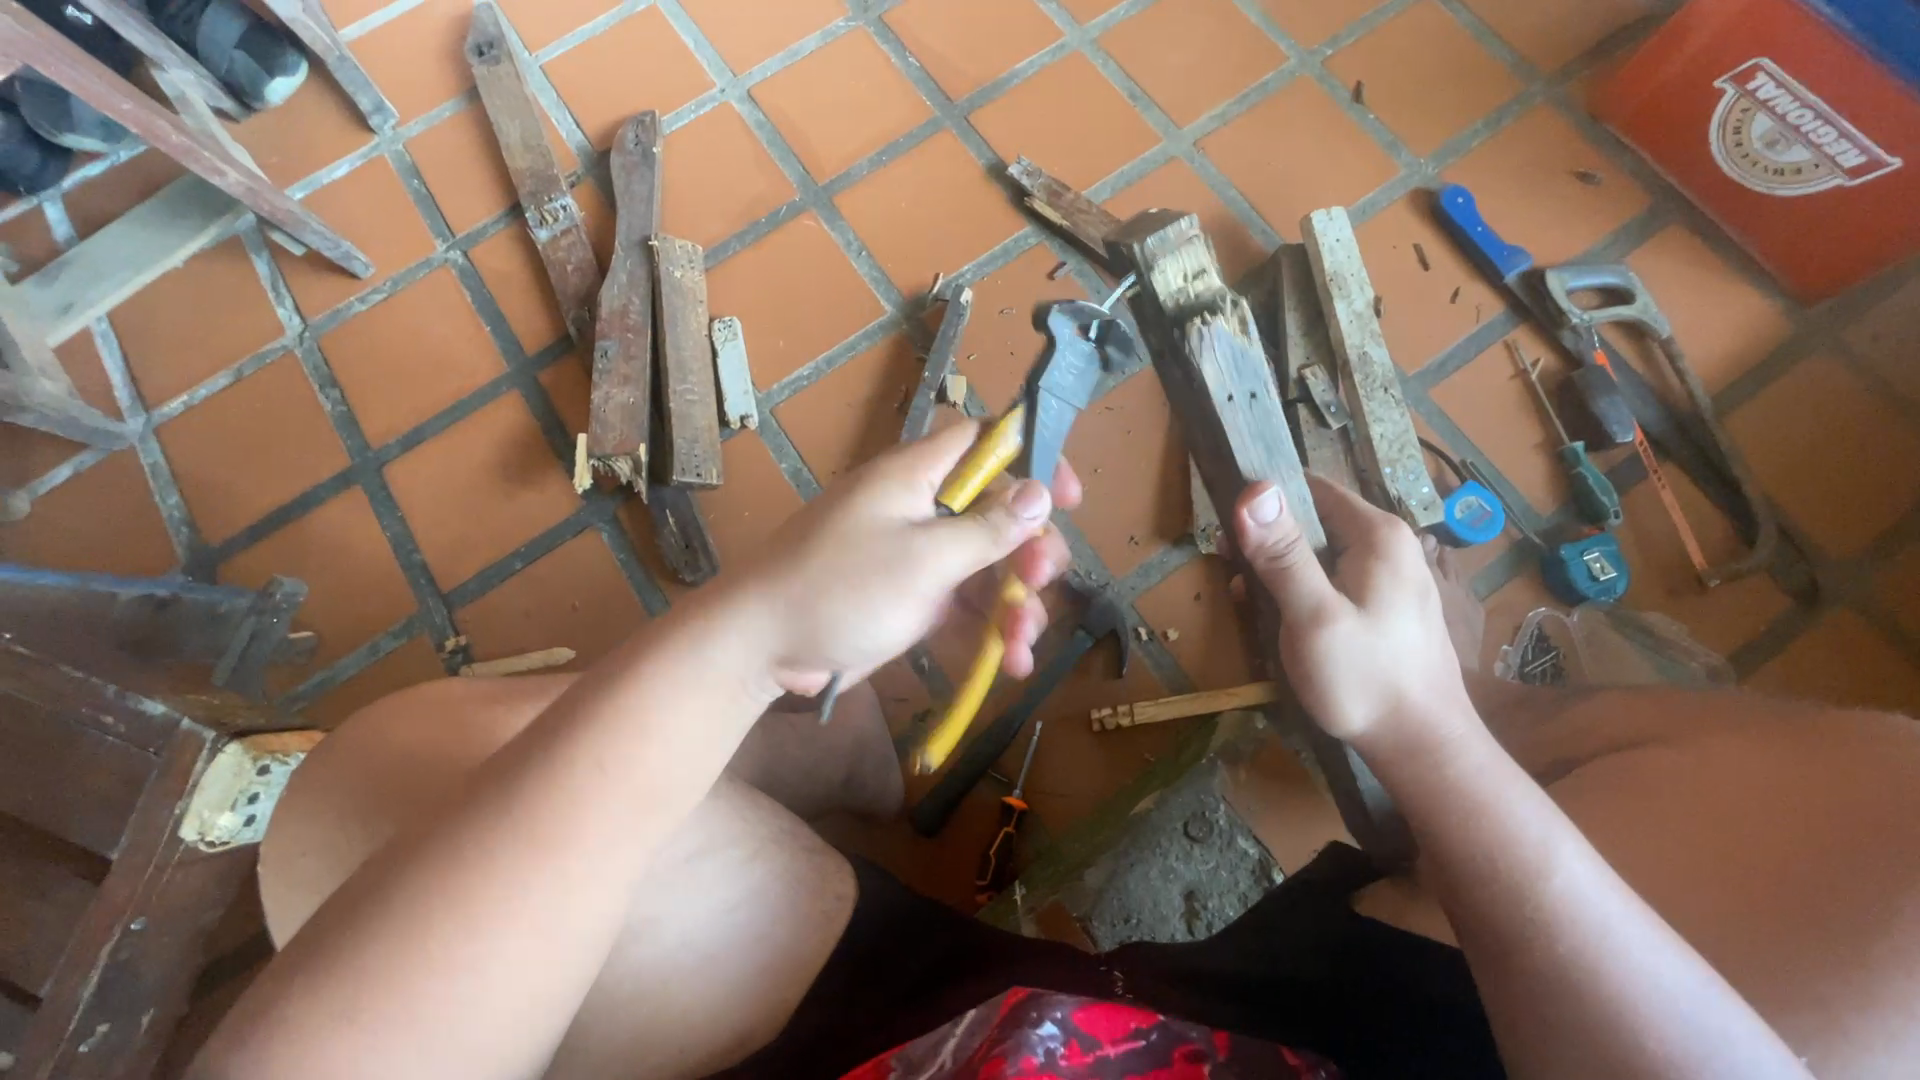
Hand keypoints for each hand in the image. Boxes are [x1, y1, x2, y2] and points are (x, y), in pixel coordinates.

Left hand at [737, 421, 1080, 697]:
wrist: (762, 645)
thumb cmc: (841, 588)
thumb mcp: (924, 559)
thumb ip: (986, 529)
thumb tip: (1040, 492)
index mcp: (918, 476)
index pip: (986, 444)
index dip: (1032, 460)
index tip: (1068, 497)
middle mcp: (922, 509)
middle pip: (998, 514)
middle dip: (1029, 550)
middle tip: (1040, 582)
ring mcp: (918, 557)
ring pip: (988, 567)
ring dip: (1014, 603)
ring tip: (1023, 644)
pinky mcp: (914, 600)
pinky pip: (965, 605)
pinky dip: (989, 629)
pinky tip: (1011, 662)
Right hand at [1233, 476, 1476, 752]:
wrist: (1421, 746)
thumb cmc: (1364, 679)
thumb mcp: (1313, 616)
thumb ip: (1282, 553)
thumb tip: (1253, 488)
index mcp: (1377, 534)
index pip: (1308, 488)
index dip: (1263, 505)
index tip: (1229, 537)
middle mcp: (1391, 545)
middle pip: (1312, 521)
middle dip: (1268, 545)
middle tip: (1237, 582)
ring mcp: (1392, 577)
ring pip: (1320, 554)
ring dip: (1281, 574)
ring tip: (1254, 608)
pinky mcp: (1388, 606)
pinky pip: (1334, 582)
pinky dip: (1303, 594)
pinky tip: (1285, 624)